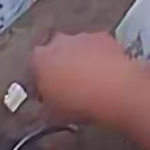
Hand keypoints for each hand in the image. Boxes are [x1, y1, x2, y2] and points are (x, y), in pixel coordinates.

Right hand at [30, 32, 149, 128]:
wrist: (116, 91)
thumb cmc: (78, 104)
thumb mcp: (54, 113)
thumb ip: (45, 104)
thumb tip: (47, 102)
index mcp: (40, 59)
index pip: (32, 67)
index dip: (39, 80)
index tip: (46, 93)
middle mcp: (58, 41)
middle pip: (54, 51)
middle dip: (59, 64)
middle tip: (68, 84)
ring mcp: (82, 36)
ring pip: (76, 47)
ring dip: (80, 58)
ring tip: (92, 79)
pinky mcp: (104, 36)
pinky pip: (96, 46)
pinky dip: (99, 55)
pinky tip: (107, 72)